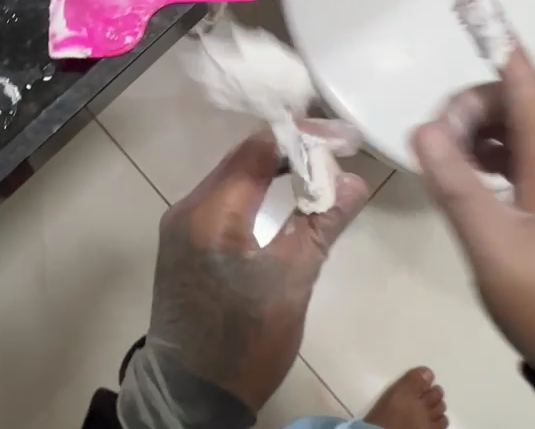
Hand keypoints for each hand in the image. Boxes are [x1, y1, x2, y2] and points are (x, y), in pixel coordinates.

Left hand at [148, 130, 368, 409]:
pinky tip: (283, 193)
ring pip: (233, 177)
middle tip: (337, 147)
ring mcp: (181, 223)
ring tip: (318, 165)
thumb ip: (320, 224)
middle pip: (243, 158)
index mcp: (210, 210)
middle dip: (291, 149)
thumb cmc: (244, 341)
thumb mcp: (291, 282)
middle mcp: (188, 206)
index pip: (258, 150)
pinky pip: (223, 198)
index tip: (343, 138)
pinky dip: (256, 190)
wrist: (190, 396)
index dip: (302, 138)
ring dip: (273, 168)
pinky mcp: (183, 241)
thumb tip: (353, 180)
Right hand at [411, 47, 534, 380]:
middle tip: (436, 145)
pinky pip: (518, 154)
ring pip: (514, 128)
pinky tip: (467, 175)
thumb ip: (457, 185)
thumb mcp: (493, 247)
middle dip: (469, 107)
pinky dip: (487, 151)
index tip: (473, 6)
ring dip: (475, 130)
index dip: (499, 46)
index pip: (527, 87)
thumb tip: (422, 129)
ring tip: (447, 162)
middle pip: (514, 104)